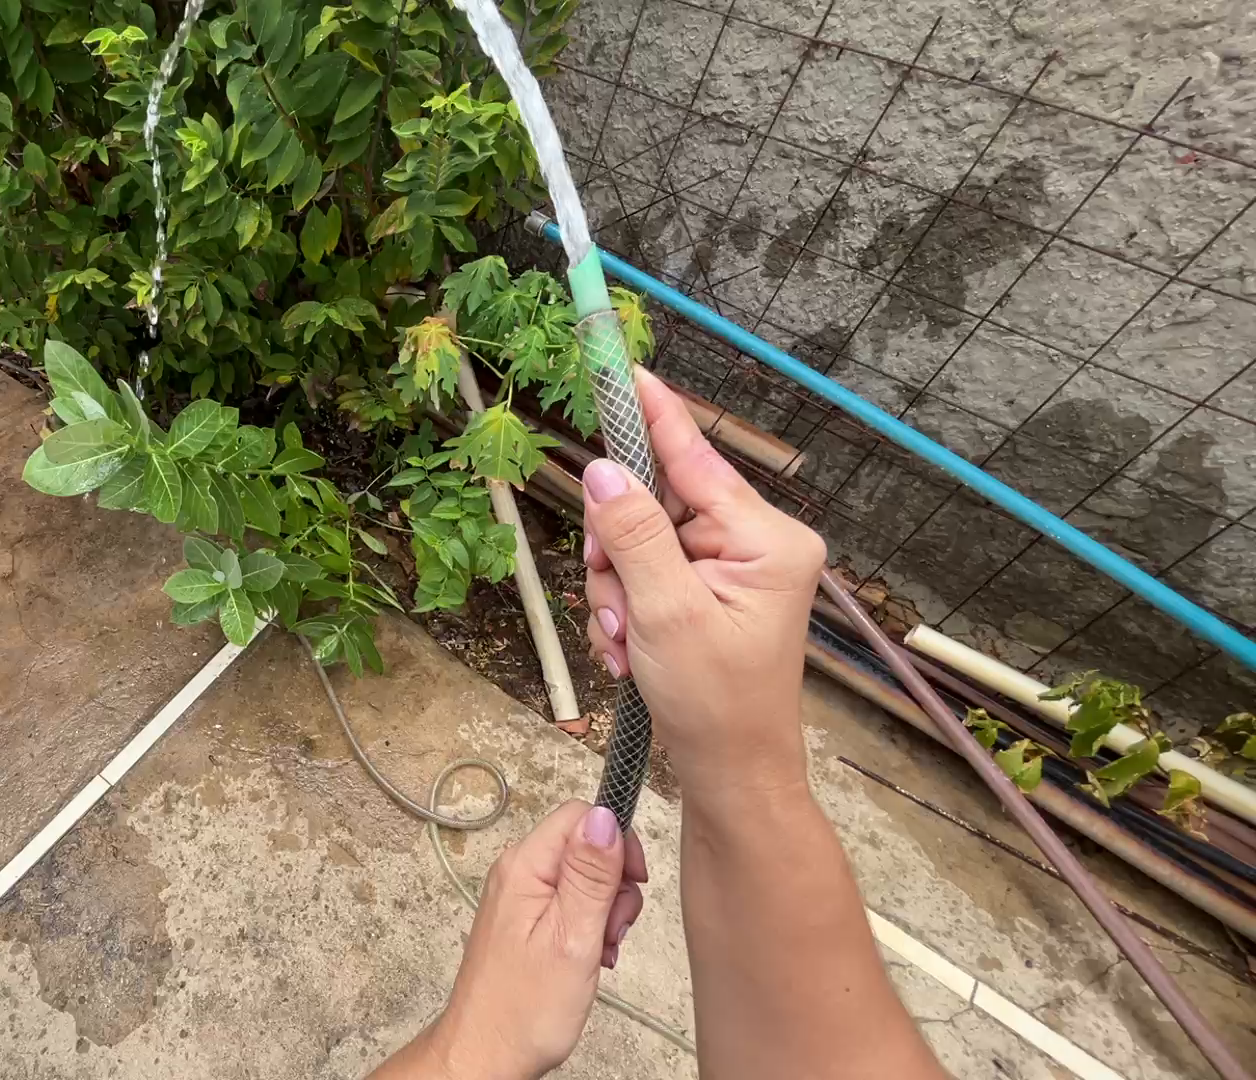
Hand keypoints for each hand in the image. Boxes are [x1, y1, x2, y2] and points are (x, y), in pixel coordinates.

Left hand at [411, 801, 646, 1079]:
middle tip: (610, 931)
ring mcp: (520, 891)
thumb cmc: (526, 1006)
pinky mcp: (525, 913)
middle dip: (613, 884)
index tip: (633, 884)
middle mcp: (518, 867)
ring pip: (582, 875)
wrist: (488, 1050)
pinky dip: (589, 925)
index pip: (579, 815)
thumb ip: (590, 874)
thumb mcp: (572, 937)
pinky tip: (589, 955)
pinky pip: (569, 899)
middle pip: (583, 844)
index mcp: (524, 863)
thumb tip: (606, 815)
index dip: (616, 841)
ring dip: (604, 910)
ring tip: (598, 951)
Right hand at [582, 366, 824, 802]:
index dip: (655, 415)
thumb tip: (601, 471)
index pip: (695, 461)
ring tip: (628, 643)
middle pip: (647, 508)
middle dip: (615, 559)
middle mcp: (746, 543)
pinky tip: (630, 650)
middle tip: (616, 609)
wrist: (727, 771)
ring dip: (613, 593)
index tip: (625, 370)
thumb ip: (633, 535)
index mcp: (763, 539)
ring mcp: (721, 568)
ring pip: (631, 545)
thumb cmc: (713, 700)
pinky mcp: (697, 590)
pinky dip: (619, 609)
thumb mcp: (666, 614)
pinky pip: (635, 575)